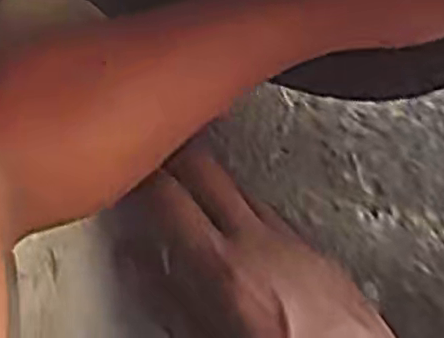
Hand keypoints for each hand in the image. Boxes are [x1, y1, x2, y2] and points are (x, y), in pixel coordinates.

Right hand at [124, 143, 390, 337]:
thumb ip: (166, 296)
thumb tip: (132, 260)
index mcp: (224, 266)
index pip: (167, 195)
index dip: (140, 173)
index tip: (125, 166)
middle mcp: (258, 241)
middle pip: (203, 167)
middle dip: (172, 151)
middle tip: (152, 148)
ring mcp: (292, 241)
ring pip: (238, 187)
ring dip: (211, 182)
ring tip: (190, 183)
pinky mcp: (318, 253)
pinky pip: (270, 215)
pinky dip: (246, 211)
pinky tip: (240, 226)